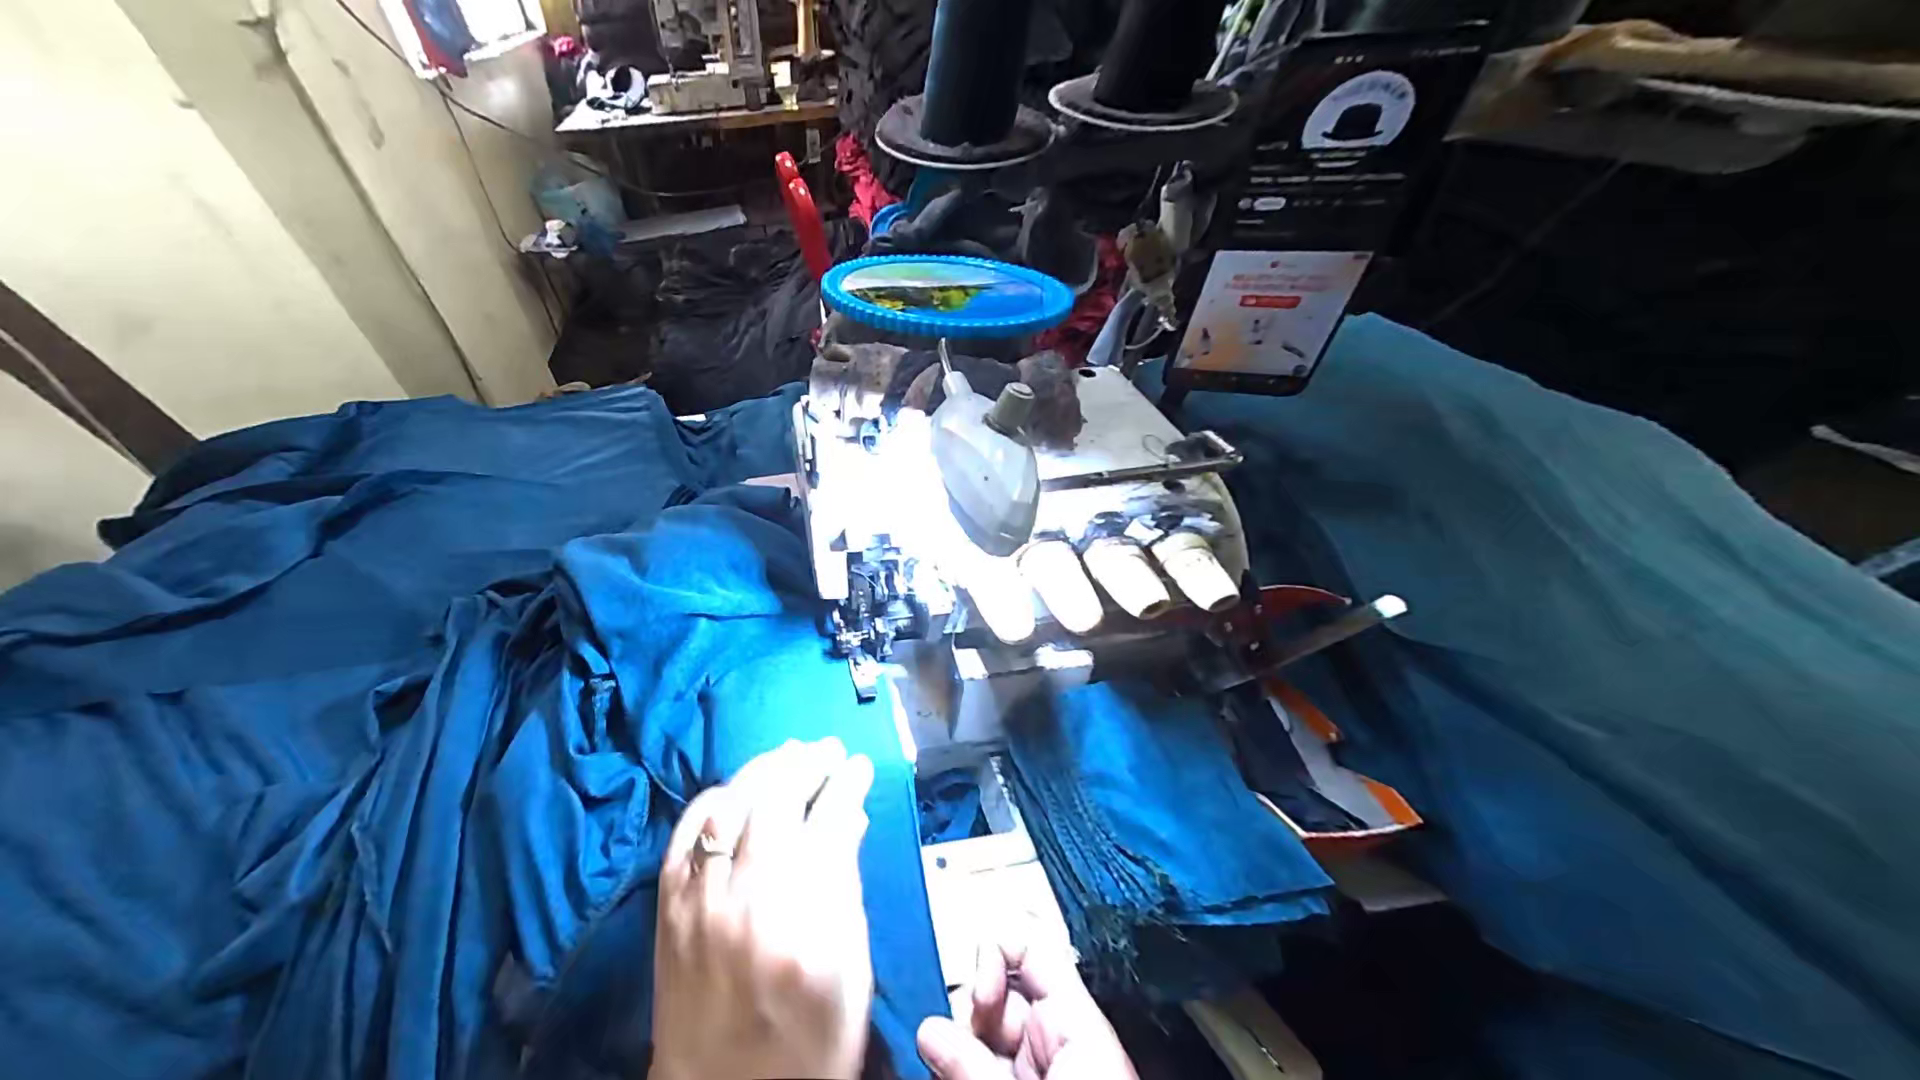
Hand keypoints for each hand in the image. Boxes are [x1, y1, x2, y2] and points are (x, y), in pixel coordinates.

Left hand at [651, 738, 876, 1079]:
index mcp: (805, 924)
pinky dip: (715, 798)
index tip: (861, 766)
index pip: (829, 824)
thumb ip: (847, 888)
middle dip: (809, 764)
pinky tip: (738, 790)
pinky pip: (686, 829)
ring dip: (765, 769)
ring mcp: (699, 899)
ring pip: (731, 804)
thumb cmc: (805, 1043)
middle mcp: (747, 901)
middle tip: (830, 751)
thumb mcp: (851, 972)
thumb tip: (850, 819)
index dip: (849, 784)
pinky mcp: (667, 906)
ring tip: (792, 754)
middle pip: (777, 801)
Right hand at [915, 933, 1137, 1079]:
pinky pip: (979, 1069)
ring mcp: (1034, 1069)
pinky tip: (951, 1079)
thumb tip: (929, 1029)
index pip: (1028, 949)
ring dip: (957, 1055)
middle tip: (956, 1059)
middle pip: (993, 995)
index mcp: (1071, 1019)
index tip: (978, 998)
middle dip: (966, 1019)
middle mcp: (1051, 1036)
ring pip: (978, 1037)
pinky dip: (961, 1074)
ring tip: (953, 1078)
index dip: (995, 954)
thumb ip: (978, 1068)